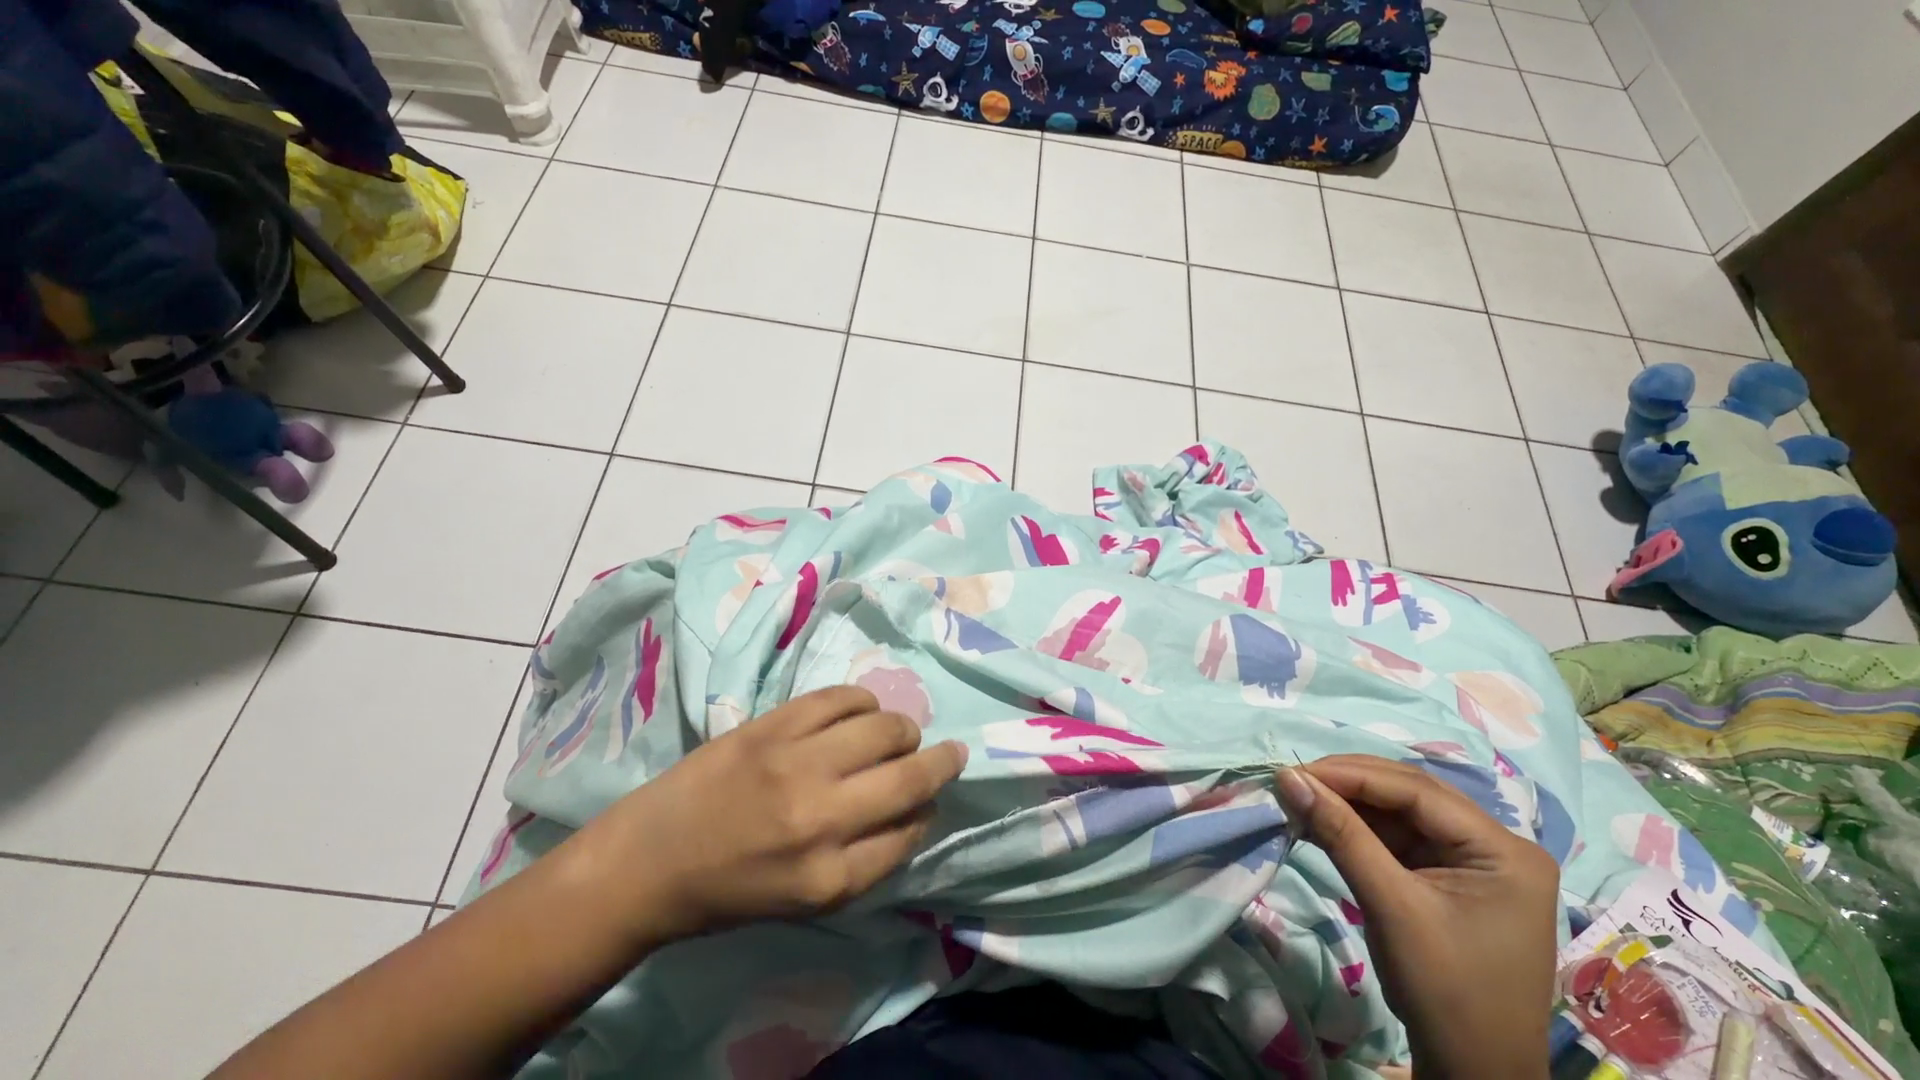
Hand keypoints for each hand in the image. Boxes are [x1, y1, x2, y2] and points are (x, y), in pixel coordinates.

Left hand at [574, 686, 968, 944]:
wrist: (649, 861)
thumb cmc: (730, 892)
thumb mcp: (807, 900)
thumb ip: (866, 860)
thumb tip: (915, 809)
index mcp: (830, 878)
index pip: (911, 833)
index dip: (927, 812)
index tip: (927, 801)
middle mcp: (821, 819)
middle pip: (911, 778)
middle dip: (940, 763)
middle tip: (943, 754)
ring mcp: (795, 765)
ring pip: (884, 728)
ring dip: (903, 730)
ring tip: (896, 734)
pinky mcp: (771, 726)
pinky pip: (841, 699)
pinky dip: (863, 702)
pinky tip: (861, 711)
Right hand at [1276, 756, 1558, 1079]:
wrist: (1474, 1074)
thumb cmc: (1444, 991)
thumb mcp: (1390, 906)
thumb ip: (1341, 835)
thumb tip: (1288, 778)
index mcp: (1503, 850)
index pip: (1418, 791)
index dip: (1352, 775)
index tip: (1293, 770)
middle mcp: (1497, 847)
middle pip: (1412, 796)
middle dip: (1349, 786)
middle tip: (1291, 781)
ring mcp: (1476, 865)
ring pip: (1403, 816)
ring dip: (1350, 808)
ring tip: (1298, 800)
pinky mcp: (1452, 882)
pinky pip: (1402, 843)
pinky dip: (1360, 834)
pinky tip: (1322, 825)